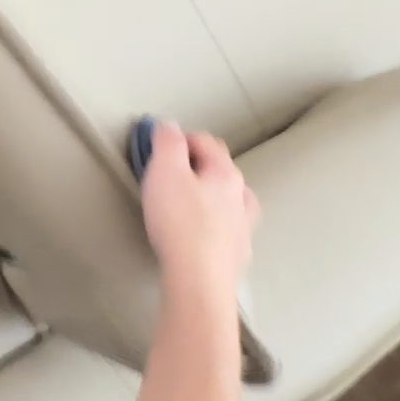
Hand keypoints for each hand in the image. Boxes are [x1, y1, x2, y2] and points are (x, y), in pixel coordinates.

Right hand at [140, 122, 259, 304]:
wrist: (199, 276)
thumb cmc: (180, 222)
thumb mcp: (164, 173)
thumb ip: (167, 143)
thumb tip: (169, 124)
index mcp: (225, 174)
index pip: (206, 142)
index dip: (179, 137)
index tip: (156, 144)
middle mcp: (241, 196)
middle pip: (220, 168)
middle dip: (195, 163)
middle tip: (166, 171)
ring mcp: (243, 224)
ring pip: (229, 197)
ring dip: (210, 191)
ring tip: (188, 198)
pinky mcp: (236, 249)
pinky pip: (228, 224)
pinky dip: (215, 219)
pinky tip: (202, 228)